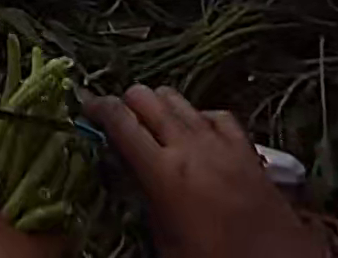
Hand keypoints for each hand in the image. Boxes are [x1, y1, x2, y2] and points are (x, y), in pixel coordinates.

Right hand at [85, 87, 325, 257]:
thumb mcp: (165, 241)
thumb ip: (140, 195)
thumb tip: (121, 166)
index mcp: (164, 171)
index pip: (117, 116)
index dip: (95, 107)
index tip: (87, 112)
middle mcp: (189, 148)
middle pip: (143, 95)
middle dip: (126, 103)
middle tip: (122, 123)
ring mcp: (222, 148)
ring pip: (175, 97)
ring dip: (159, 106)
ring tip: (156, 126)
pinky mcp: (250, 155)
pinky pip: (216, 116)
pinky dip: (199, 118)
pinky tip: (197, 136)